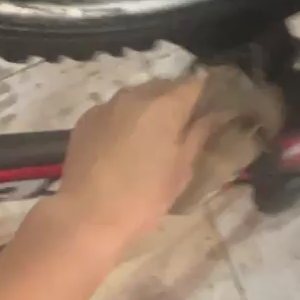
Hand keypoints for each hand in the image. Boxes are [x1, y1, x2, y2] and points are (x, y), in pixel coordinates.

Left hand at [45, 75, 214, 249]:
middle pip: (163, 86)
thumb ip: (197, 136)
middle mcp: (135, 96)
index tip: (211, 106)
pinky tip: (124, 142)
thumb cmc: (143, 198)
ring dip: (148, 107)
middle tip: (184, 124)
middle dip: (176, 99)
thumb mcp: (180, 171)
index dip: (205, 92)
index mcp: (164, 106)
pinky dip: (124, 118)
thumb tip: (213, 115)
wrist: (86, 216)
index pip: (194, 84)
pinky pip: (113, 109)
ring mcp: (106, 105)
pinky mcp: (86, 119)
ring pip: (136, 96)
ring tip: (152, 134)